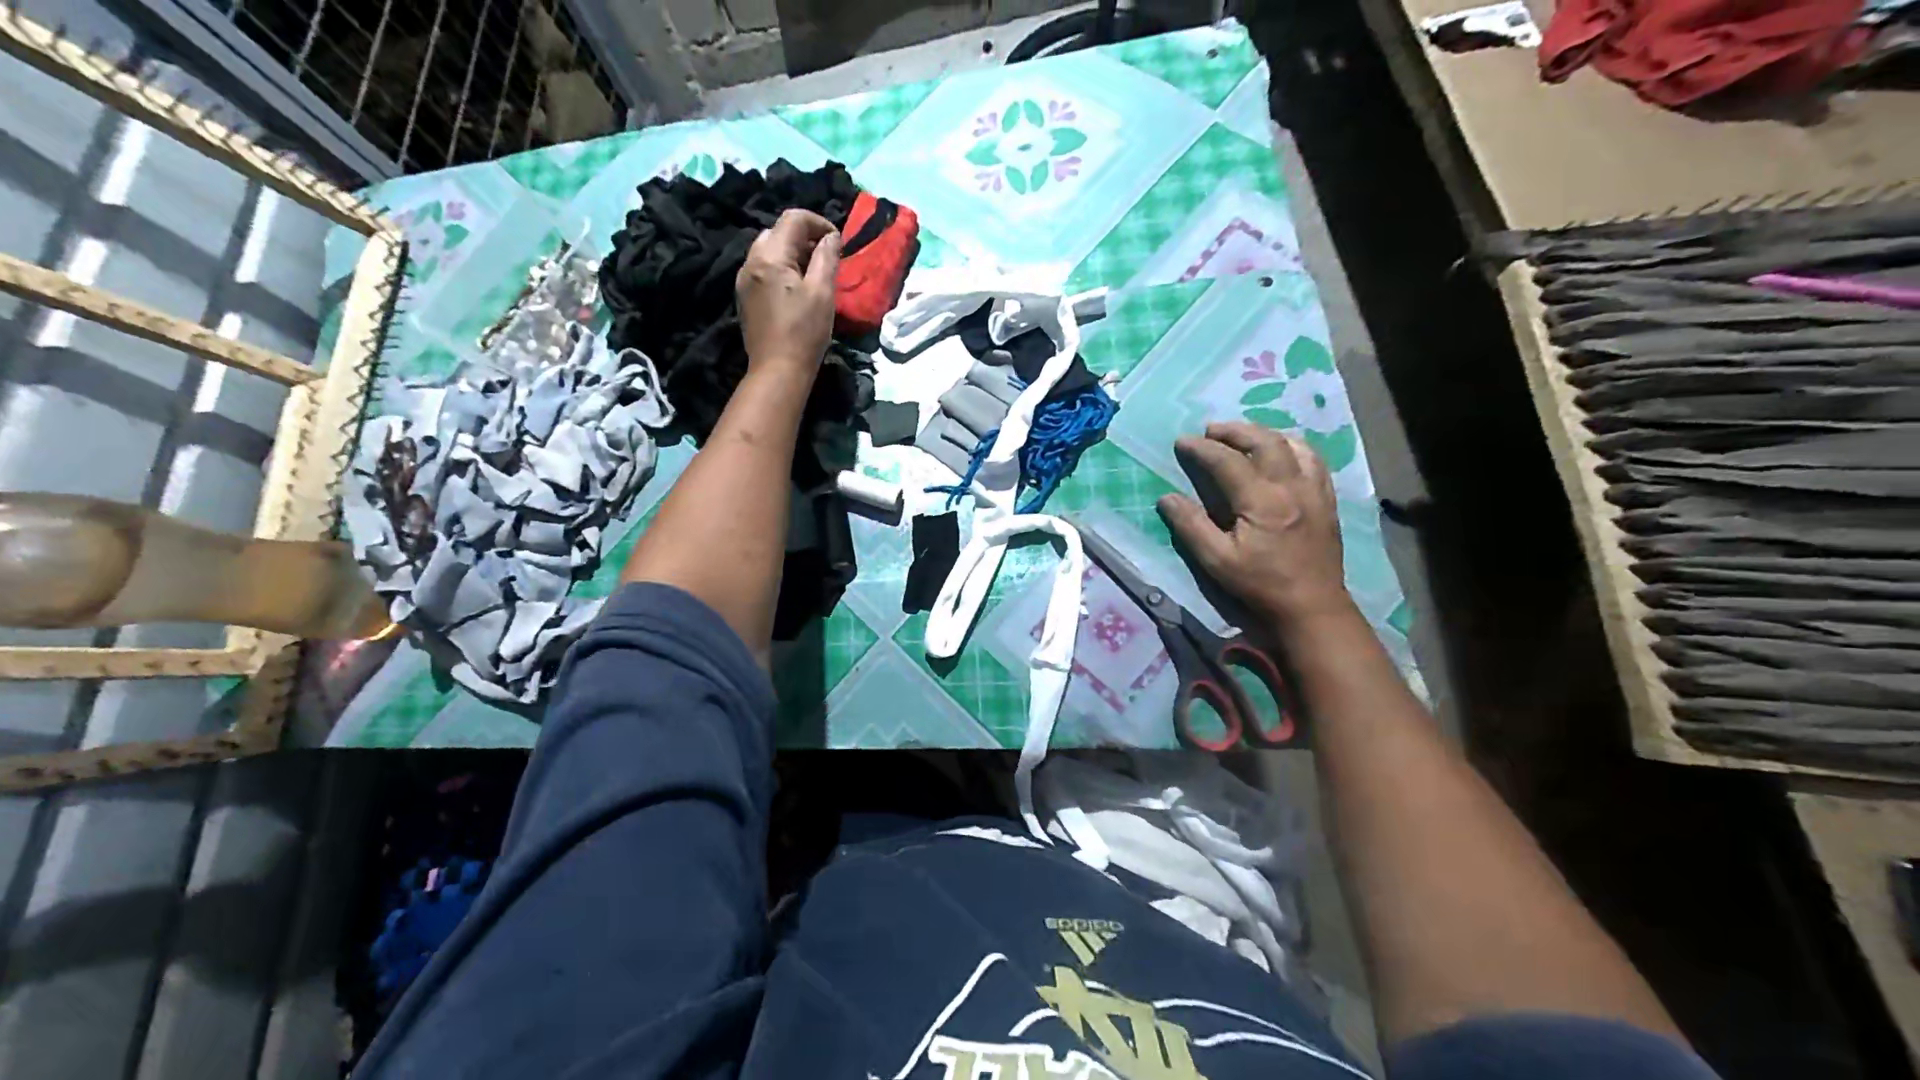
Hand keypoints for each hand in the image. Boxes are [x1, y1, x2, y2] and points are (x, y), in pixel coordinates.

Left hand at [736, 209, 840, 380]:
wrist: (777, 371)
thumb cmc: (804, 333)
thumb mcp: (822, 293)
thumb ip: (826, 258)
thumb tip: (831, 237)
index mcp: (770, 257)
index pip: (793, 219)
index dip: (818, 223)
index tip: (837, 242)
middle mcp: (751, 262)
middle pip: (778, 232)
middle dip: (804, 237)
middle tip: (826, 258)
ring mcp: (744, 279)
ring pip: (769, 250)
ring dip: (792, 253)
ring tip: (812, 274)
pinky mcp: (745, 296)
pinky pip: (763, 269)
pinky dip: (781, 268)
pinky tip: (795, 289)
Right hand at [1157, 422, 1354, 633]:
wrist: (1311, 605)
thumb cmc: (1260, 584)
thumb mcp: (1217, 561)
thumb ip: (1191, 526)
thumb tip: (1167, 498)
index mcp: (1262, 500)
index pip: (1227, 460)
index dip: (1202, 448)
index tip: (1182, 442)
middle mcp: (1291, 486)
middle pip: (1264, 441)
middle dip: (1234, 431)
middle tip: (1211, 430)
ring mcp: (1314, 490)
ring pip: (1293, 444)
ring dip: (1264, 434)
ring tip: (1244, 437)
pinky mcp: (1326, 499)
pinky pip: (1313, 459)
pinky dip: (1293, 447)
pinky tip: (1282, 452)